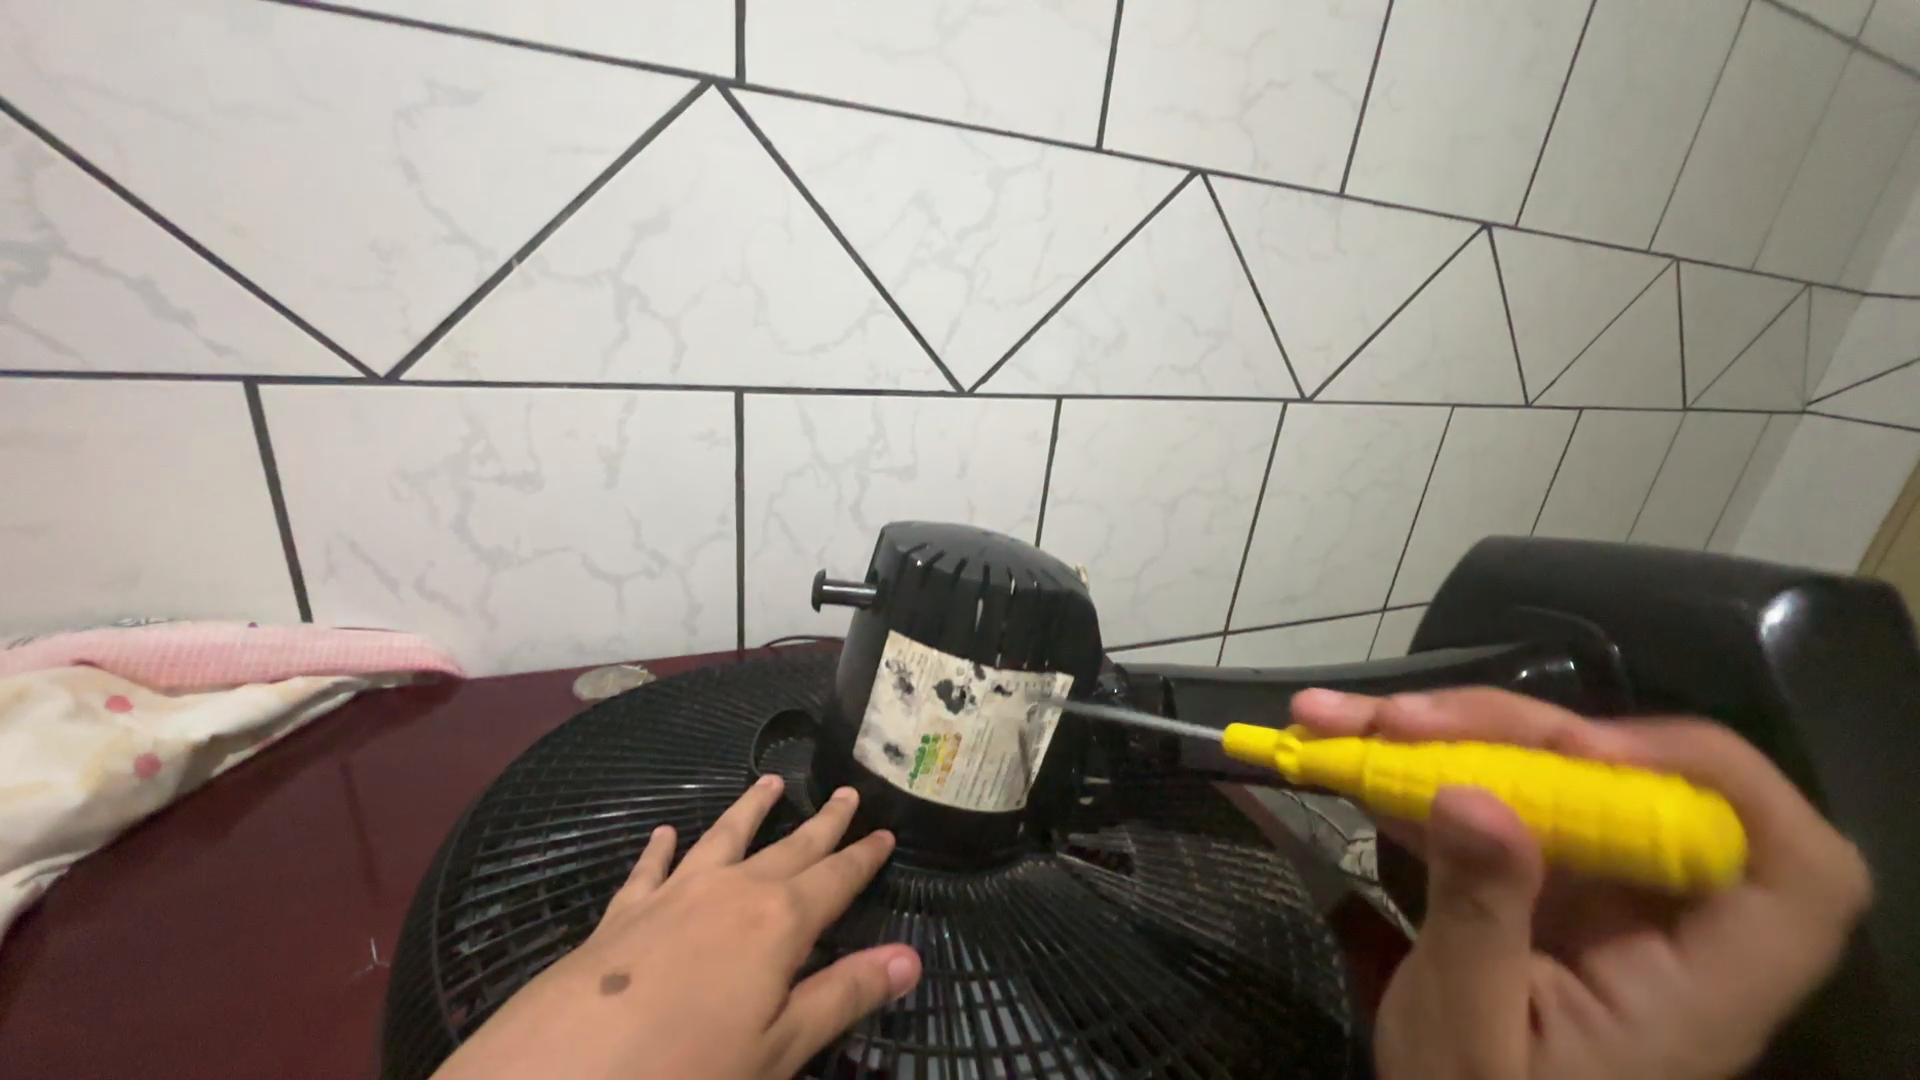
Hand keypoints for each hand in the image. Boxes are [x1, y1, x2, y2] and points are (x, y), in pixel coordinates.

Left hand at [431, 774, 921, 1079]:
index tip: (886, 831)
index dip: (864, 856)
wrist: (560, 1075)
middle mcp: (734, 890)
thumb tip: (913, 957)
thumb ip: (847, 993)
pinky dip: (661, 848)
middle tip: (846, 793)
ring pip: (725, 837)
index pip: (837, 877)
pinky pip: (650, 868)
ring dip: (751, 810)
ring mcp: (675, 894)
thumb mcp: (781, 1045)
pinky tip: (664, 832)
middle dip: (823, 822)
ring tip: (770, 782)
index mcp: (779, 920)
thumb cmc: (688, 1069)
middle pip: (790, 847)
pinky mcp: (624, 913)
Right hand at [1292, 688, 1870, 1079]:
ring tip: (1327, 717)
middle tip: (1389, 720)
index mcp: (1692, 980)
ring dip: (1431, 735)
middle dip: (1500, 730)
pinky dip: (1406, 770)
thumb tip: (1470, 794)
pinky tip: (1339, 753)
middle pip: (1619, 782)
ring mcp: (1583, 889)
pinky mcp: (1522, 877)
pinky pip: (1476, 798)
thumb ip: (1481, 918)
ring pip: (1535, 774)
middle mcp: (1651, 914)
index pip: (1794, 868)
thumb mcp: (1468, 1033)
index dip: (1711, 781)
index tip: (1582, 748)